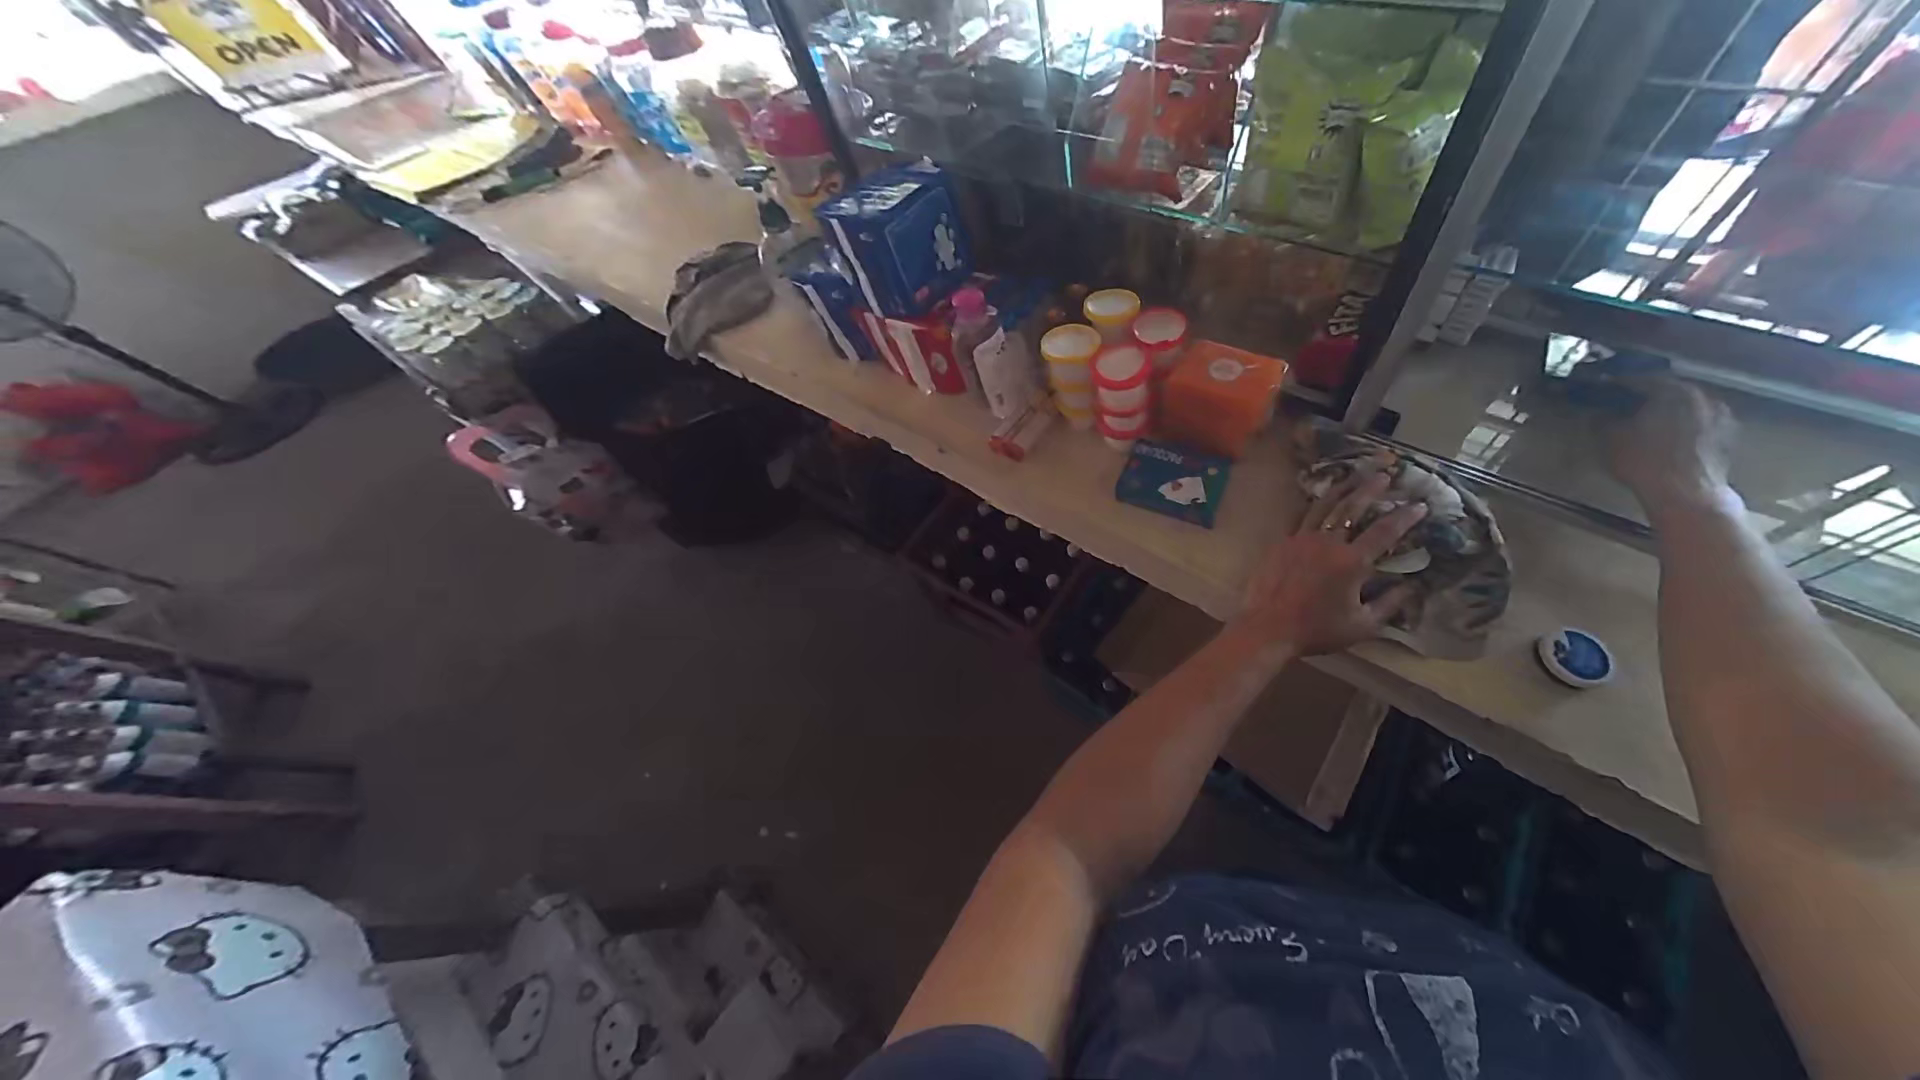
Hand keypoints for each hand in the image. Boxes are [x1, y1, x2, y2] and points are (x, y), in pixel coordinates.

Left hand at [1231, 470, 1427, 655]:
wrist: (1267, 627)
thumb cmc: (1316, 630)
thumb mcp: (1362, 625)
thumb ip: (1390, 604)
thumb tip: (1411, 587)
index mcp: (1351, 562)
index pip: (1384, 532)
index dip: (1404, 516)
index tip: (1418, 504)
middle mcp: (1326, 543)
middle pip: (1351, 507)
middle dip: (1370, 489)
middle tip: (1384, 474)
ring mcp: (1299, 539)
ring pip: (1323, 506)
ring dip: (1341, 489)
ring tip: (1353, 477)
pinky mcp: (1280, 543)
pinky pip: (1301, 519)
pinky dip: (1315, 506)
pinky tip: (1320, 501)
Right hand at [1606, 379, 1738, 517]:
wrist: (1687, 492)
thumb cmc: (1645, 461)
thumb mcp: (1612, 438)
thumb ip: (1605, 419)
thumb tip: (1601, 412)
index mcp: (1673, 391)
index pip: (1641, 379)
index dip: (1619, 383)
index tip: (1604, 387)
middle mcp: (1702, 396)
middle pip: (1671, 389)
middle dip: (1649, 395)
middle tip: (1627, 402)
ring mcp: (1721, 414)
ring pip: (1688, 404)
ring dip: (1669, 408)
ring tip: (1650, 419)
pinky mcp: (1729, 433)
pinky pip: (1701, 419)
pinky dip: (1685, 422)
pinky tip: (1670, 433)